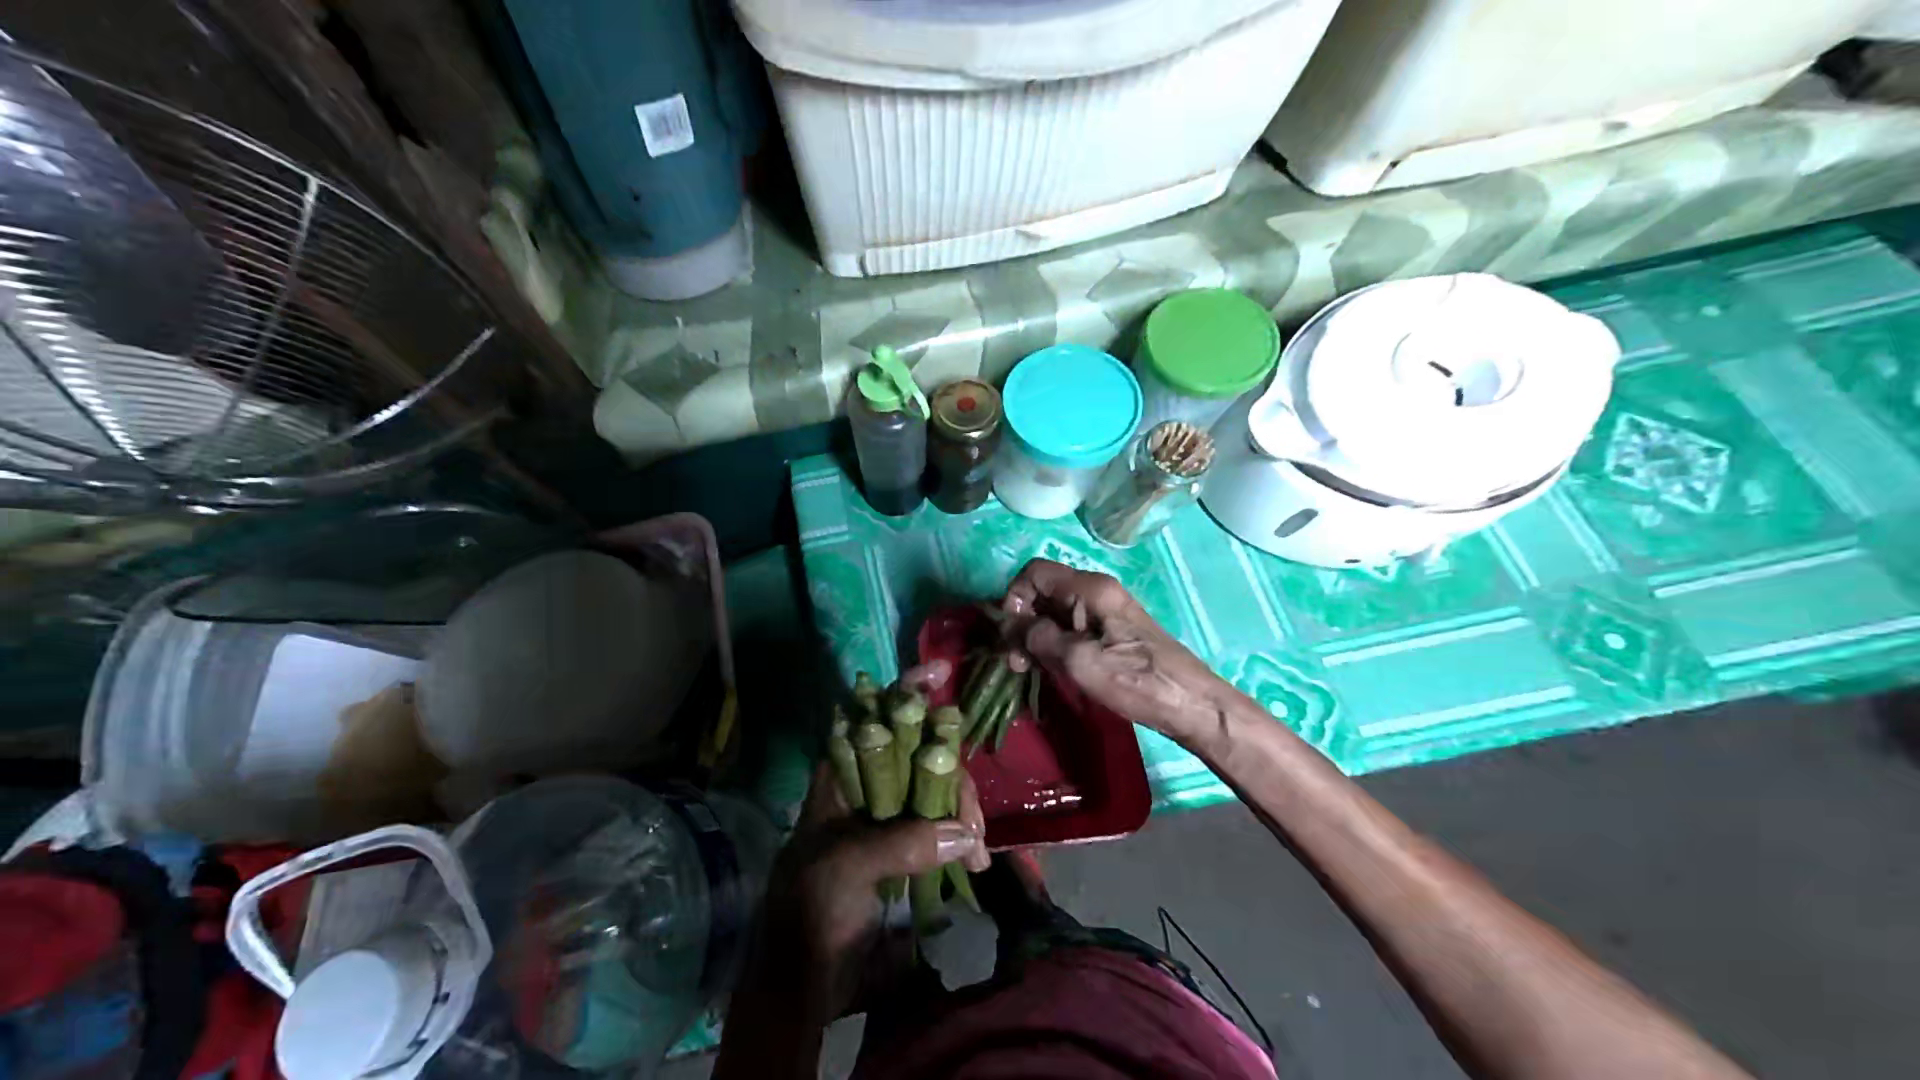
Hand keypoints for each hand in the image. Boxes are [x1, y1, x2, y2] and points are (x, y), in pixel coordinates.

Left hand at [734, 760, 987, 1027]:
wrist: (801, 984)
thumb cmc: (812, 912)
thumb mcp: (848, 869)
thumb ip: (902, 843)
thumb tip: (965, 833)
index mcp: (840, 778)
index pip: (891, 738)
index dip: (928, 748)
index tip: (956, 786)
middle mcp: (863, 788)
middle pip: (920, 765)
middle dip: (953, 793)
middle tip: (976, 833)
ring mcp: (883, 819)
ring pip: (933, 797)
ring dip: (961, 820)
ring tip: (977, 860)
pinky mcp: (900, 849)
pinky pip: (937, 829)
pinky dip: (958, 840)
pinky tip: (973, 862)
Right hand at [1001, 558, 1233, 745]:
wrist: (1190, 705)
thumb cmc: (1136, 681)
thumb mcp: (1079, 661)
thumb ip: (1039, 637)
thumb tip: (1013, 625)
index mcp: (1090, 589)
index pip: (1035, 572)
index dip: (1014, 597)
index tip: (1009, 633)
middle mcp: (1096, 592)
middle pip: (1043, 592)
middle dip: (1021, 621)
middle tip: (1015, 661)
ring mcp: (1105, 612)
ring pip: (1054, 612)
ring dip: (1035, 636)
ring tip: (1027, 669)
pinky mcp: (1110, 633)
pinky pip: (1070, 628)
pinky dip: (1053, 644)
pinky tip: (1049, 668)